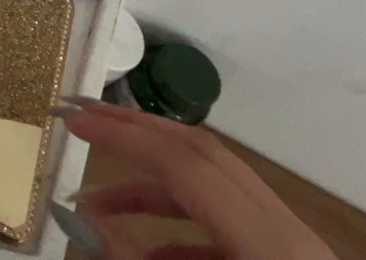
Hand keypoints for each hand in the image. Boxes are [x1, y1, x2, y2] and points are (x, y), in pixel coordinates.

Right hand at [58, 100, 338, 259]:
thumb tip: (80, 215)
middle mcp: (288, 233)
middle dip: (138, 132)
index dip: (125, 138)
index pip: (185, 165)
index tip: (72, 123)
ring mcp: (293, 249)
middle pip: (203, 155)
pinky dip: (177, 231)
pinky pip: (227, 230)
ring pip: (215, 188)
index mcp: (270, 244)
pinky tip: (140, 255)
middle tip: (83, 119)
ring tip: (95, 203)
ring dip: (151, 186)